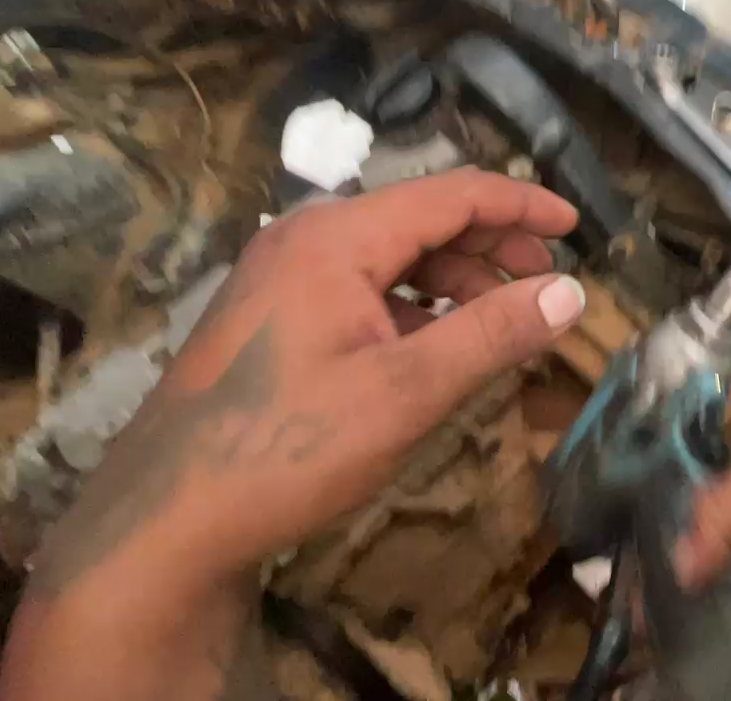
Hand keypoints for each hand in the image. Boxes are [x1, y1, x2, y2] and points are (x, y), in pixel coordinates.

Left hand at [25, 170, 586, 600]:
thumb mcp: (406, 393)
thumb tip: (572, 292)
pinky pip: (369, 284)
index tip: (576, 225)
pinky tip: (441, 341)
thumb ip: (494, 333)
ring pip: (398, 253)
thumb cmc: (285, 451)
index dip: (521, 204)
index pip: (453, 194)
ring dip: (459, 277)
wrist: (154, 534)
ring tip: (502, 318)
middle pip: (426, 218)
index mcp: (337, 238)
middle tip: (546, 280)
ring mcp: (288, 274)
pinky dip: (420, 303)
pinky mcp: (280, 311)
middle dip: (494, 244)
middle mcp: (309, 238)